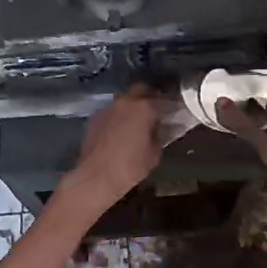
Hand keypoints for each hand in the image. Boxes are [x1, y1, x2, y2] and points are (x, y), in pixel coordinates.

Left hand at [61, 87, 163, 208]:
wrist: (95, 177)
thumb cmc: (130, 167)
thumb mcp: (154, 153)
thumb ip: (159, 134)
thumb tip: (160, 127)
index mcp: (143, 107)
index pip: (162, 98)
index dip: (169, 104)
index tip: (172, 112)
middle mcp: (124, 101)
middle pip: (140, 90)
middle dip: (149, 97)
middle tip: (155, 111)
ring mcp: (107, 108)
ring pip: (123, 100)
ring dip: (131, 106)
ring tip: (136, 122)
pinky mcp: (94, 117)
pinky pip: (111, 112)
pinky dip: (117, 117)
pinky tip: (119, 131)